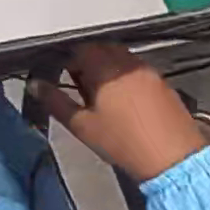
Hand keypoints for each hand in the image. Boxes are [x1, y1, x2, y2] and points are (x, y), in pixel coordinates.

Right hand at [28, 43, 204, 182]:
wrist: (174, 161)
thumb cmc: (123, 142)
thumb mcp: (81, 125)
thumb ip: (55, 101)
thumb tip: (35, 85)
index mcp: (106, 69)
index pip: (80, 49)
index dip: (66, 59)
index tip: (59, 73)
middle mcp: (128, 64)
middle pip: (101, 48)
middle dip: (86, 59)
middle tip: (77, 81)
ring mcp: (148, 72)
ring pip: (120, 57)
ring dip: (106, 66)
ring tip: (99, 91)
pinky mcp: (163, 83)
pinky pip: (136, 68)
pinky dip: (124, 74)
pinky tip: (121, 97)